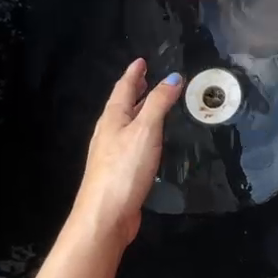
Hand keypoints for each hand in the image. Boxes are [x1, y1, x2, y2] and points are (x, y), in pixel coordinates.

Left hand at [71, 59, 181, 246]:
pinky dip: (143, 131)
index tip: (142, 61)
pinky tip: (151, 139)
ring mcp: (112, 153)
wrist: (105, 217)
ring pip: (127, 123)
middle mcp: (109, 132)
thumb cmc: (124, 169)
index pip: (124, 88)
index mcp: (113, 118)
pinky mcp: (120, 171)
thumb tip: (173, 78)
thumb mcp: (145, 130)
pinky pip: (132, 141)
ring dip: (140, 110)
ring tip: (153, 103)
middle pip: (123, 104)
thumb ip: (159, 103)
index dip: (134, 74)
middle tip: (148, 78)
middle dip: (136, 90)